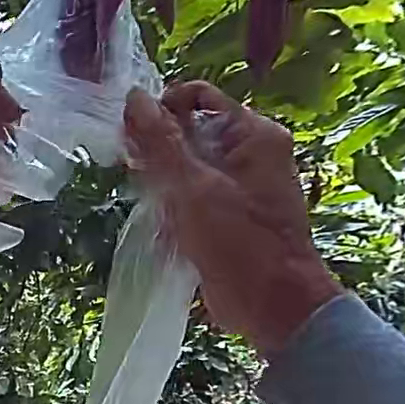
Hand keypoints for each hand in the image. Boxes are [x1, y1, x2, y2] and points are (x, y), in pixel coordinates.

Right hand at [123, 82, 340, 356]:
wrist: (272, 305)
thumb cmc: (239, 242)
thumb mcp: (194, 188)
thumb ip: (162, 143)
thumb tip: (134, 98)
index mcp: (253, 135)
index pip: (198, 99)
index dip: (161, 110)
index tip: (131, 136)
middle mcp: (249, 155)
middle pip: (190, 133)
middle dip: (158, 152)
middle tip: (138, 175)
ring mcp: (238, 187)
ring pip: (186, 168)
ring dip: (163, 184)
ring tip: (154, 207)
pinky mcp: (226, 216)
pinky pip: (191, 197)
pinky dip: (174, 207)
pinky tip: (163, 227)